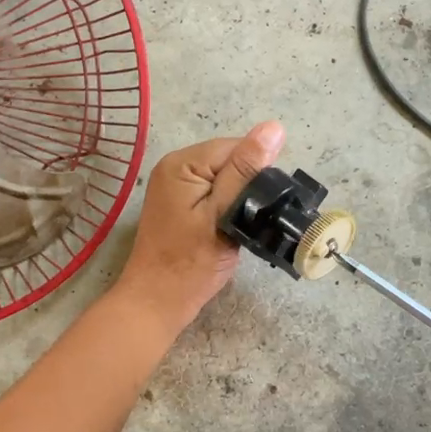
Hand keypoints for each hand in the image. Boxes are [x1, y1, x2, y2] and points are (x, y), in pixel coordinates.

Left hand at [113, 122, 285, 328]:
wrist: (157, 303)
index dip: (256, 174)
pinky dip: (227, 211)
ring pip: (225, 182)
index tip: (260, 206)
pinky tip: (229, 231)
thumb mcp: (223, 214)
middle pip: (230, 162)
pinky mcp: (181, 208)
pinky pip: (214, 197)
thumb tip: (274, 128)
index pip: (236, 147)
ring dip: (238, 202)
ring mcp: (176, 189)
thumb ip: (245, 171)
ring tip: (241, 229)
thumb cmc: (190, 264)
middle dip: (247, 188)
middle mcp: (175, 168)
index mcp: (182, 163)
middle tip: (251, 222)